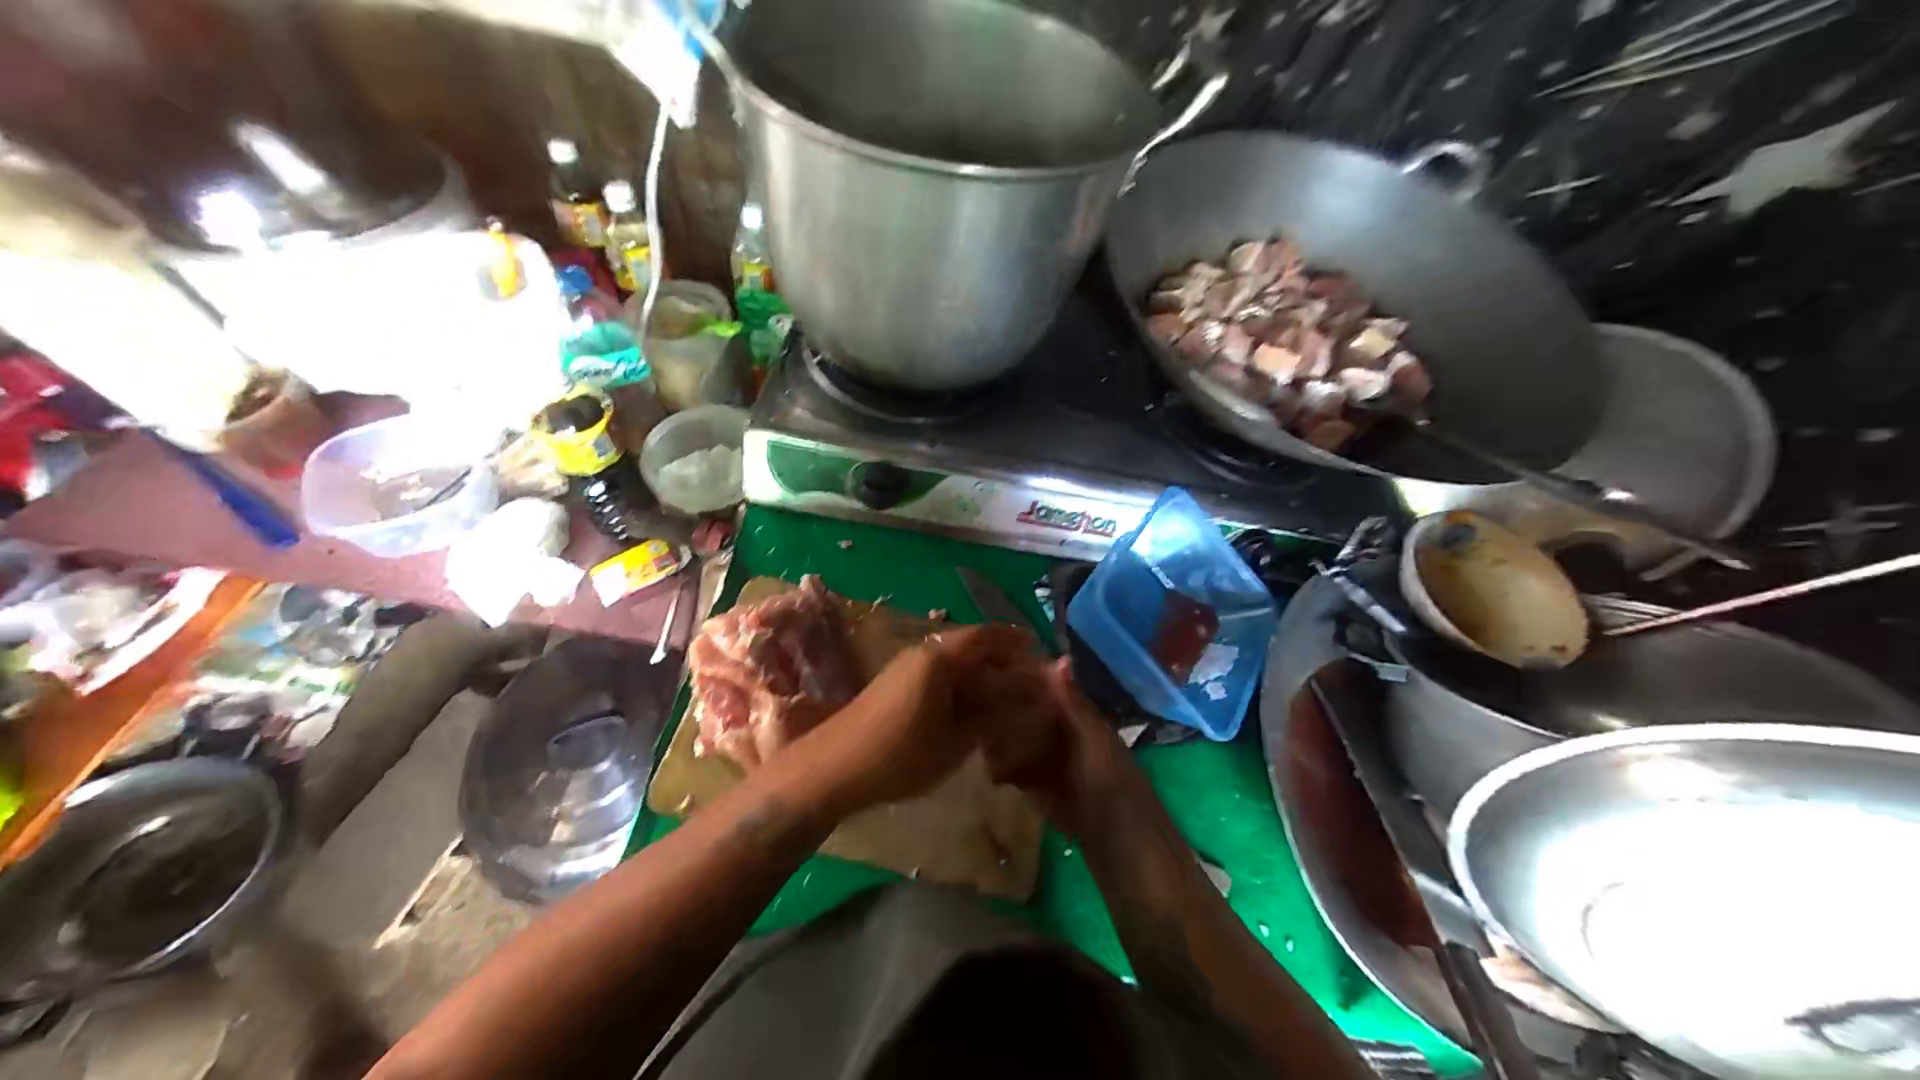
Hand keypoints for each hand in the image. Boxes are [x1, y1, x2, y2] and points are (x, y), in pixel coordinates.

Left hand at [791, 625, 1031, 816]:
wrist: (835, 767)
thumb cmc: (900, 753)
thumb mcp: (955, 741)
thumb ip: (990, 718)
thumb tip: (1020, 704)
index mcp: (939, 658)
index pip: (985, 636)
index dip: (1013, 639)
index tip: (1037, 647)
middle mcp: (922, 653)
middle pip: (970, 645)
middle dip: (1000, 657)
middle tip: (1028, 674)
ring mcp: (906, 667)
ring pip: (953, 660)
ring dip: (979, 670)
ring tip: (1006, 691)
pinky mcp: (895, 684)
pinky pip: (938, 673)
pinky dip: (961, 682)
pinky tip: (973, 705)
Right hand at [978, 659, 1146, 837]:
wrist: (1121, 845)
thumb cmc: (1114, 786)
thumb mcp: (1094, 741)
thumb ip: (1074, 704)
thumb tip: (1059, 658)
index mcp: (1077, 716)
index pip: (1043, 686)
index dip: (1019, 674)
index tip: (987, 663)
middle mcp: (1059, 732)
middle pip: (1024, 710)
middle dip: (1000, 702)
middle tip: (963, 692)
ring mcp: (1046, 760)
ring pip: (1014, 737)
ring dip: (995, 731)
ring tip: (961, 718)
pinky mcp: (1034, 786)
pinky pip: (1011, 768)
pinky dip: (996, 763)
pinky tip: (975, 755)